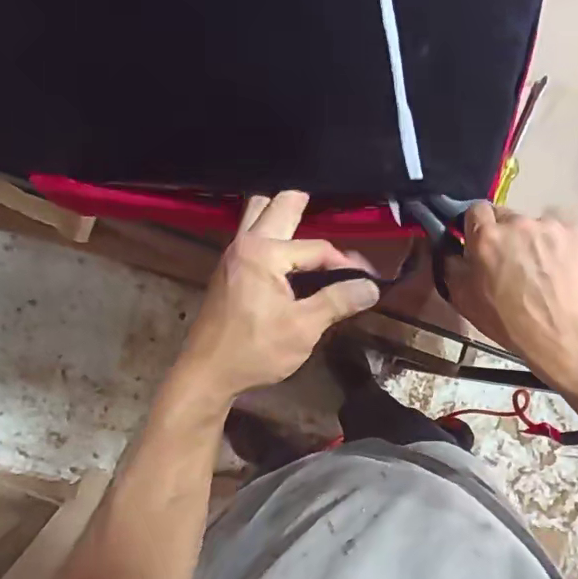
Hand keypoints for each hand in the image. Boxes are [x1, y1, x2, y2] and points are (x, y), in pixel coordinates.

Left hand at [172, 191, 380, 406]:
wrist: (206, 374)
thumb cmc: (255, 351)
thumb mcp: (303, 328)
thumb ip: (337, 302)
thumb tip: (371, 286)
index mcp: (264, 253)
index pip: (316, 248)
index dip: (344, 264)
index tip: (364, 280)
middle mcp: (244, 244)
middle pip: (276, 204)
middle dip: (303, 204)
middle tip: (326, 208)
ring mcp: (231, 256)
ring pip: (256, 215)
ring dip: (280, 214)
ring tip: (306, 222)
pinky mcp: (226, 272)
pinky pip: (250, 236)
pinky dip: (269, 233)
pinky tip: (285, 254)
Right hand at [448, 204, 577, 397]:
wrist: (554, 332)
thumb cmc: (503, 319)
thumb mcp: (462, 296)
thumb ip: (451, 264)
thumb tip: (452, 247)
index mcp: (485, 236)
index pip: (475, 209)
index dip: (475, 225)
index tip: (478, 240)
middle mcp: (516, 222)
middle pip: (504, 215)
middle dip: (502, 231)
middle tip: (505, 257)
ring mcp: (547, 225)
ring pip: (530, 223)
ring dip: (527, 238)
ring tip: (533, 265)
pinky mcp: (573, 233)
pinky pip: (556, 230)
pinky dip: (552, 243)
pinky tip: (552, 265)